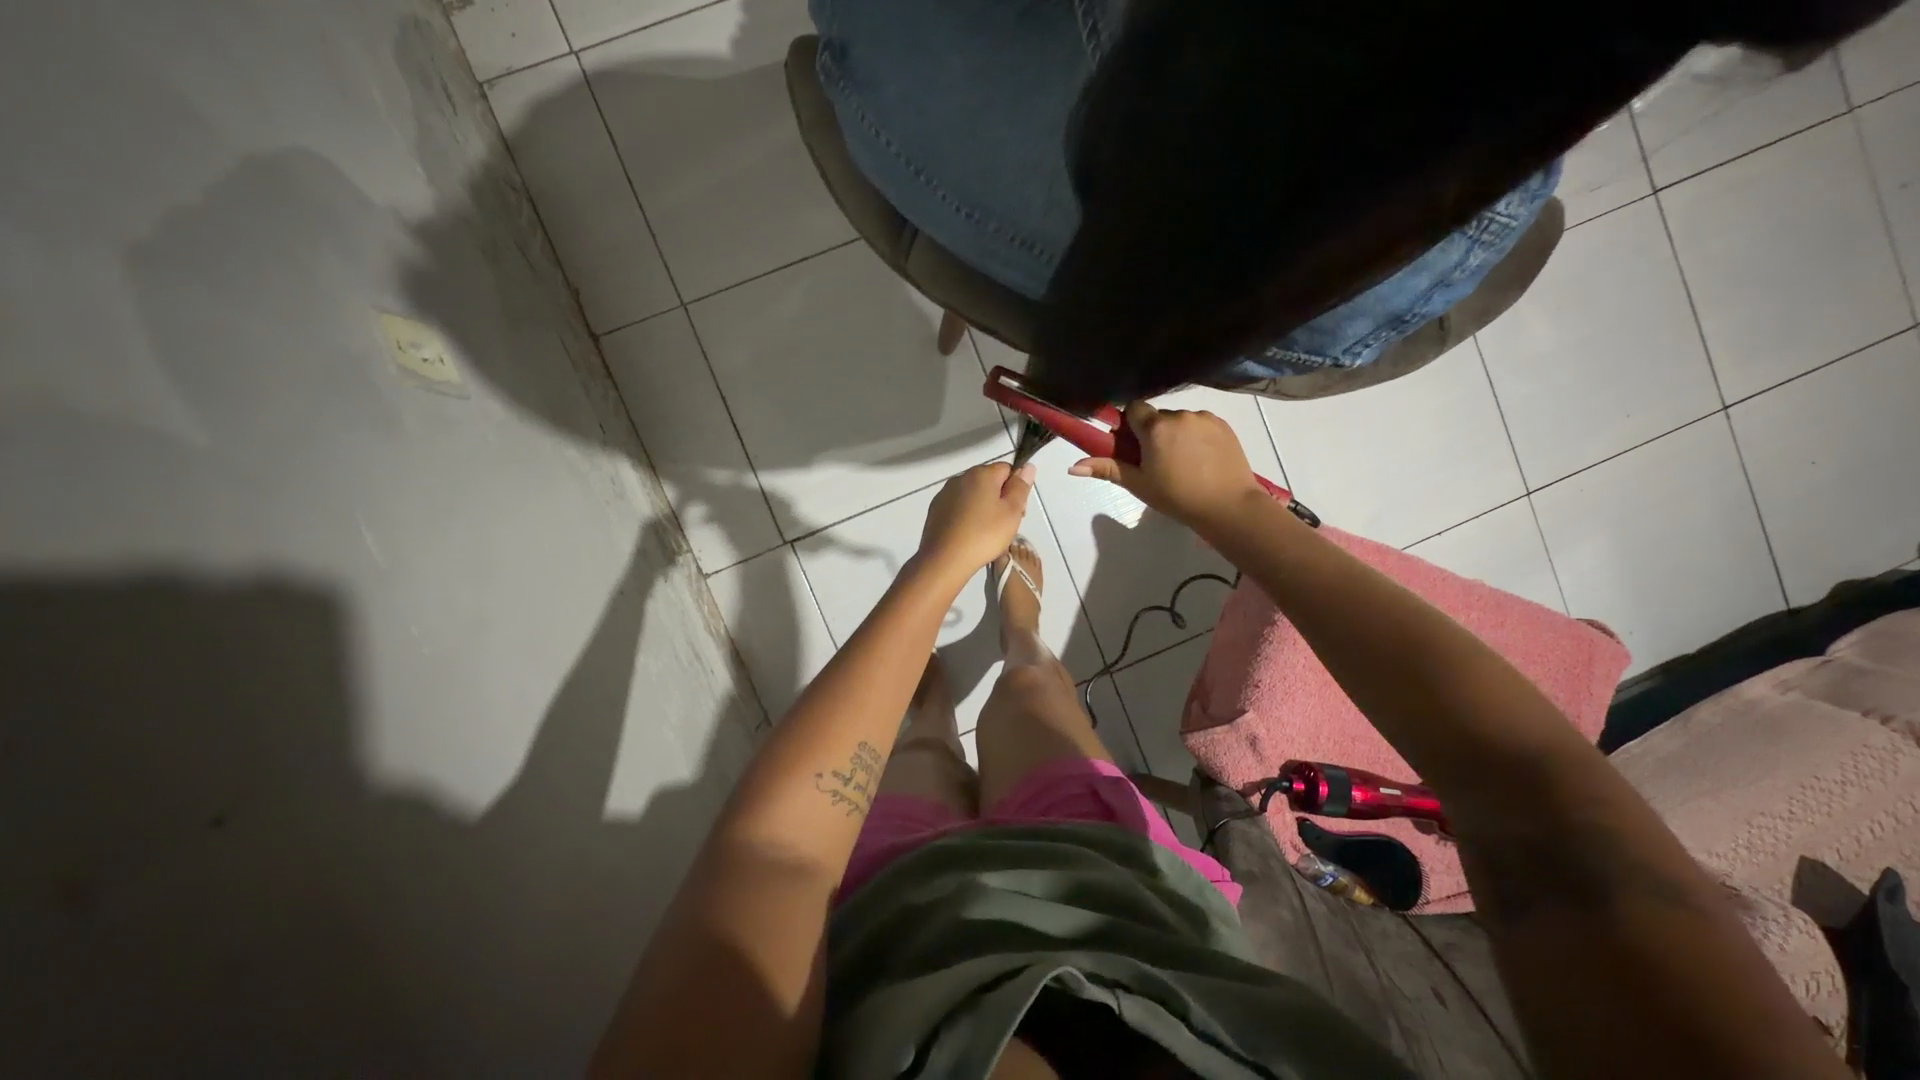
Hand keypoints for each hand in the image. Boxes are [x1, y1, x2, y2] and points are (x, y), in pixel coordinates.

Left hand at [917, 462, 1035, 574]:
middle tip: (1004, 525)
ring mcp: (945, 493)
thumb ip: (1020, 487)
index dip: (1016, 488)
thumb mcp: (1011, 512)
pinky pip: (958, 506)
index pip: (1007, 469)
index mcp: (981, 473)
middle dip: (1000, 498)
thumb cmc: (984, 535)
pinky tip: (969, 534)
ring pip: (973, 495)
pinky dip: (967, 516)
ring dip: (983, 507)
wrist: (945, 559)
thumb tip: (1027, 467)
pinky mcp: (935, 509)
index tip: (1018, 511)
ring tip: (986, 533)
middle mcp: (961, 477)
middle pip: (989, 481)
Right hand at [1068, 402, 1261, 529]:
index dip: (1131, 426)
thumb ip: (1107, 469)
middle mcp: (1179, 415)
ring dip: (1177, 435)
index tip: (1135, 447)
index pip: (1133, 409)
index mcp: (1155, 427)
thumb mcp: (1139, 485)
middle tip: (1159, 462)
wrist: (1229, 506)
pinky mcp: (1223, 424)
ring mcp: (1204, 418)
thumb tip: (1072, 467)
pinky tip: (1203, 460)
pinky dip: (1197, 437)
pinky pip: (1201, 424)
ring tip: (1184, 464)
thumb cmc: (1178, 497)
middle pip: (1157, 416)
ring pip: (1180, 420)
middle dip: (1154, 433)